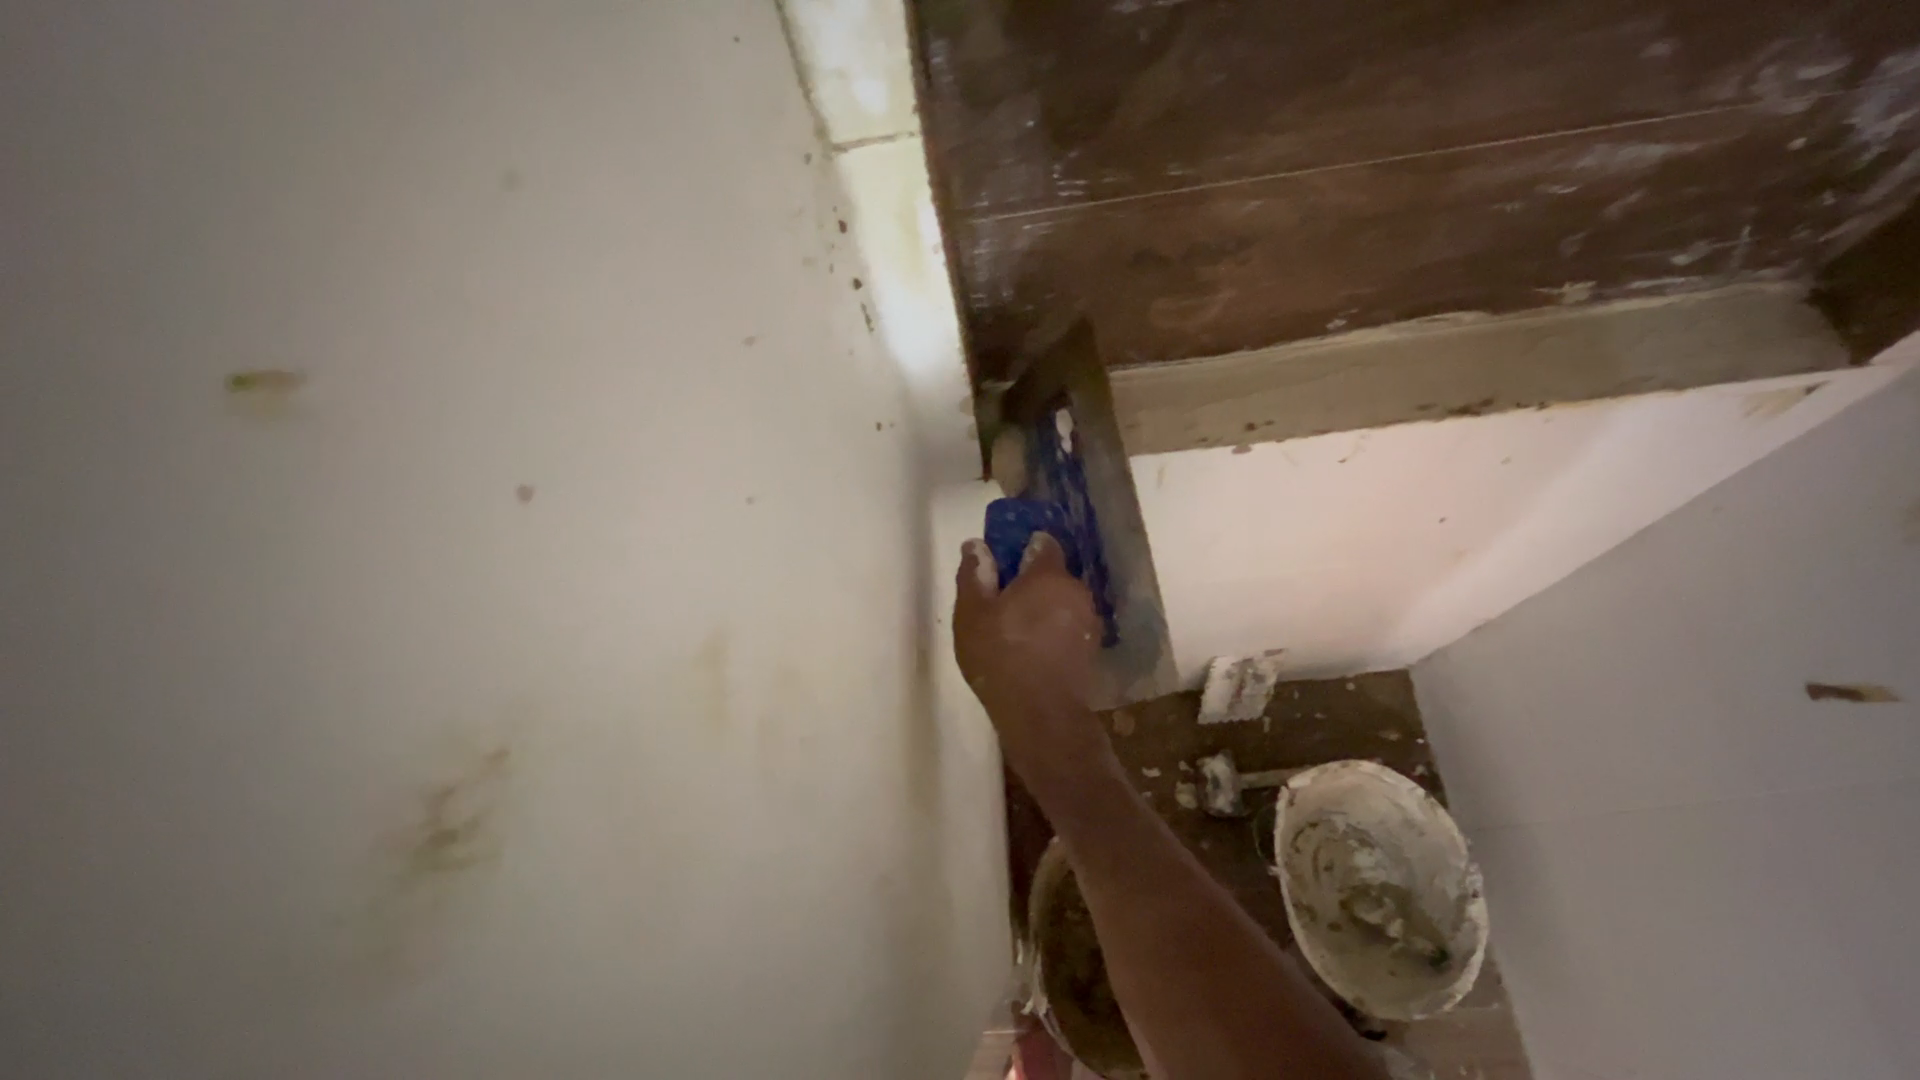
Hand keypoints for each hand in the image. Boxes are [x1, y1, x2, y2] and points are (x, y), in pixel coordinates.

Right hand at [953, 534, 1118, 796]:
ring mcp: (1089, 621)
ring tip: (1014, 629)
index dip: (1021, 548)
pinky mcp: (1091, 649)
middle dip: (1030, 581)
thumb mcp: (972, 614)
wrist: (1041, 716)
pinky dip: (1053, 630)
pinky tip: (1032, 649)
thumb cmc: (1000, 657)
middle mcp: (1077, 591)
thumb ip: (974, 574)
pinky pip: (1068, 626)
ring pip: (1062, 602)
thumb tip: (976, 544)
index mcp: (1049, 575)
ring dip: (1043, 607)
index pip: (1043, 543)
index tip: (1000, 563)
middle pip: (1053, 574)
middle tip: (1000, 601)